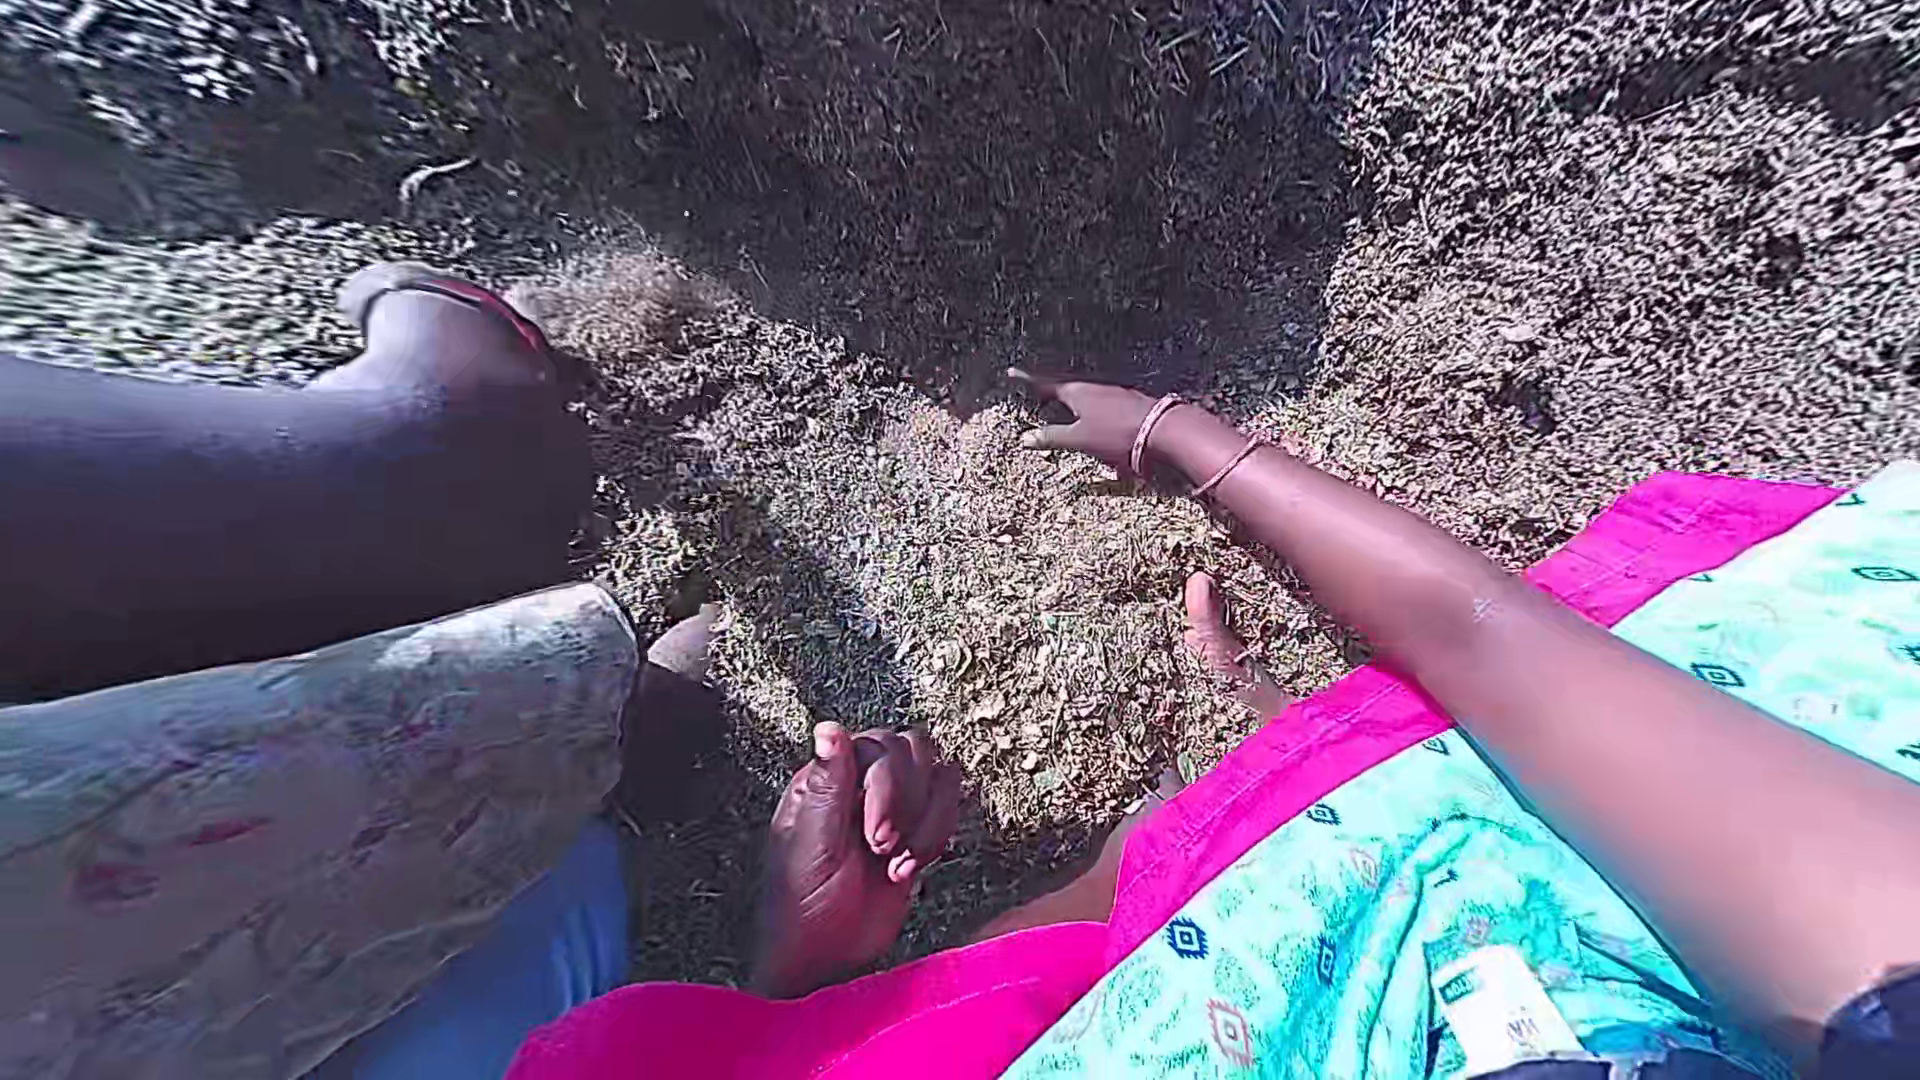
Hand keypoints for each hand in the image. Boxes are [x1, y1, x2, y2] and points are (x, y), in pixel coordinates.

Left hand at [751, 722, 961, 997]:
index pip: (878, 744)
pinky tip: (913, 865)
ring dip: (927, 821)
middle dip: (907, 803)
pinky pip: (949, 800)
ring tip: (898, 863)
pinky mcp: (918, 824)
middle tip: (883, 850)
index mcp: (831, 775)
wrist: (826, 961)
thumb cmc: (802, 905)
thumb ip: (828, 784)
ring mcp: (894, 800)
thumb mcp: (811, 847)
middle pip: (912, 749)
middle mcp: (864, 778)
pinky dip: (939, 832)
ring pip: (938, 771)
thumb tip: (828, 727)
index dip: (887, 787)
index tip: (875, 838)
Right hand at [1007, 367, 1159, 473]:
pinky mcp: (1127, 404)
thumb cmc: (1116, 433)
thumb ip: (1052, 437)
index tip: (1012, 372)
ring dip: (1072, 405)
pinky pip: (1101, 406)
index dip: (1027, 380)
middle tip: (1037, 397)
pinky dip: (1091, 414)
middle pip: (1065, 389)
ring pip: (1085, 398)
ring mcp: (1112, 394)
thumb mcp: (1078, 439)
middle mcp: (1093, 388)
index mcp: (1076, 392)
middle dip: (1050, 395)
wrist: (1163, 431)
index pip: (1044, 384)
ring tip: (1064, 412)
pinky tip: (1096, 426)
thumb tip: (1025, 438)